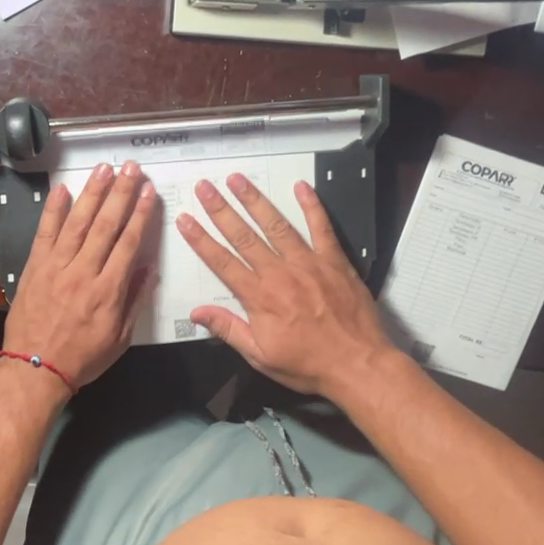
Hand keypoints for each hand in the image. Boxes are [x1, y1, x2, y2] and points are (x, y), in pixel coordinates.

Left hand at [3, 161, 155, 389]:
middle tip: (132, 168)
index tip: (149, 192)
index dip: (141, 215)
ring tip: (104, 168)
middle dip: (120, 194)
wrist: (35, 370)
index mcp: (108, 290)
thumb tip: (149, 269)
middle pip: (105, 225)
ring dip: (92, 193)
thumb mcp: (120, 338)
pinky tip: (62, 190)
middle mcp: (82, 272)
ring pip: (77, 222)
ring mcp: (55, 267)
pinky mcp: (34, 267)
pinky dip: (53, 210)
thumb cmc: (82, 358)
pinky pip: (44, 233)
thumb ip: (135, 301)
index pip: (128, 243)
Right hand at [176, 174, 396, 396]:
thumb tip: (197, 313)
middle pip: (244, 236)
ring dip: (255, 200)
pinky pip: (321, 227)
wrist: (358, 365)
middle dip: (220, 210)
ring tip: (238, 179)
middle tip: (205, 187)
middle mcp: (280, 273)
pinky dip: (311, 205)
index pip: (222, 262)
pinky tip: (300, 186)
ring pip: (276, 225)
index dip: (201, 240)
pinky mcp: (334, 260)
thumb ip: (228, 330)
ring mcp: (308, 263)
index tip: (185, 220)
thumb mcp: (260, 356)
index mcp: (259, 297)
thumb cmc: (307, 365)